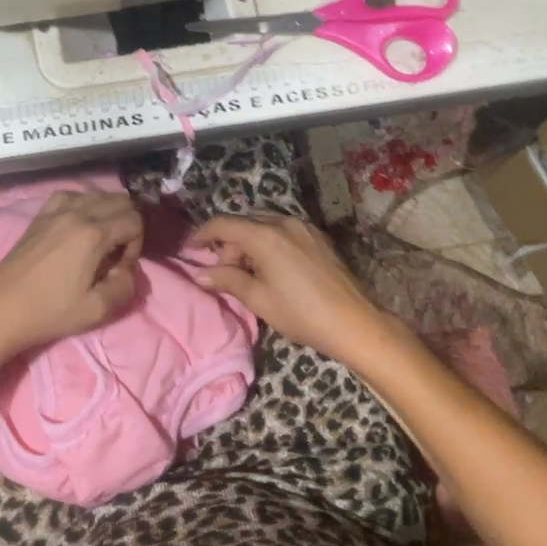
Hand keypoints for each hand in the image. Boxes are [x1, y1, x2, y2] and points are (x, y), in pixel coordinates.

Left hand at [0, 190, 144, 356]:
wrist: (0, 310)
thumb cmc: (49, 312)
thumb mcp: (97, 310)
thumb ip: (125, 286)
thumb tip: (127, 268)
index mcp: (93, 234)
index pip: (135, 220)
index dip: (136, 244)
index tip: (120, 267)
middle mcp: (76, 212)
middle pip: (120, 201)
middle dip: (127, 225)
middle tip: (114, 255)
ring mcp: (55, 210)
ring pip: (97, 194)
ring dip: (107, 213)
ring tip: (98, 242)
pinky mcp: (40, 215)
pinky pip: (71, 195)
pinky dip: (83, 205)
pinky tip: (77, 226)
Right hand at [190, 214, 403, 360]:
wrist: (355, 323)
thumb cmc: (301, 314)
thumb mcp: (258, 300)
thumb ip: (227, 280)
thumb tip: (201, 274)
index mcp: (265, 235)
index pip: (223, 224)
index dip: (202, 234)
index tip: (190, 248)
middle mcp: (284, 222)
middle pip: (244, 223)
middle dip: (228, 244)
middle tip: (223, 272)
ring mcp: (304, 228)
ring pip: (264, 225)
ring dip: (249, 243)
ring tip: (247, 273)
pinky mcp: (318, 237)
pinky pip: (283, 231)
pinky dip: (269, 243)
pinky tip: (271, 269)